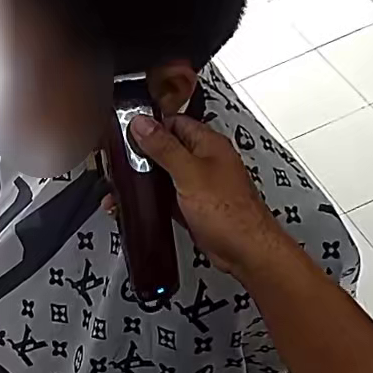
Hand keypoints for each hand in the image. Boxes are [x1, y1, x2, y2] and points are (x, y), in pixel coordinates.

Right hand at [127, 114, 296, 276]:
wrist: (245, 251)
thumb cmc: (231, 213)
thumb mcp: (189, 173)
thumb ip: (164, 147)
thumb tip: (142, 124)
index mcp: (210, 145)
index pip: (175, 121)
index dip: (152, 125)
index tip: (130, 133)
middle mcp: (208, 162)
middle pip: (170, 148)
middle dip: (147, 155)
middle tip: (127, 162)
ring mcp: (203, 186)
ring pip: (169, 175)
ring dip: (150, 179)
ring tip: (129, 184)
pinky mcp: (198, 208)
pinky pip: (172, 198)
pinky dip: (158, 200)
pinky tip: (146, 204)